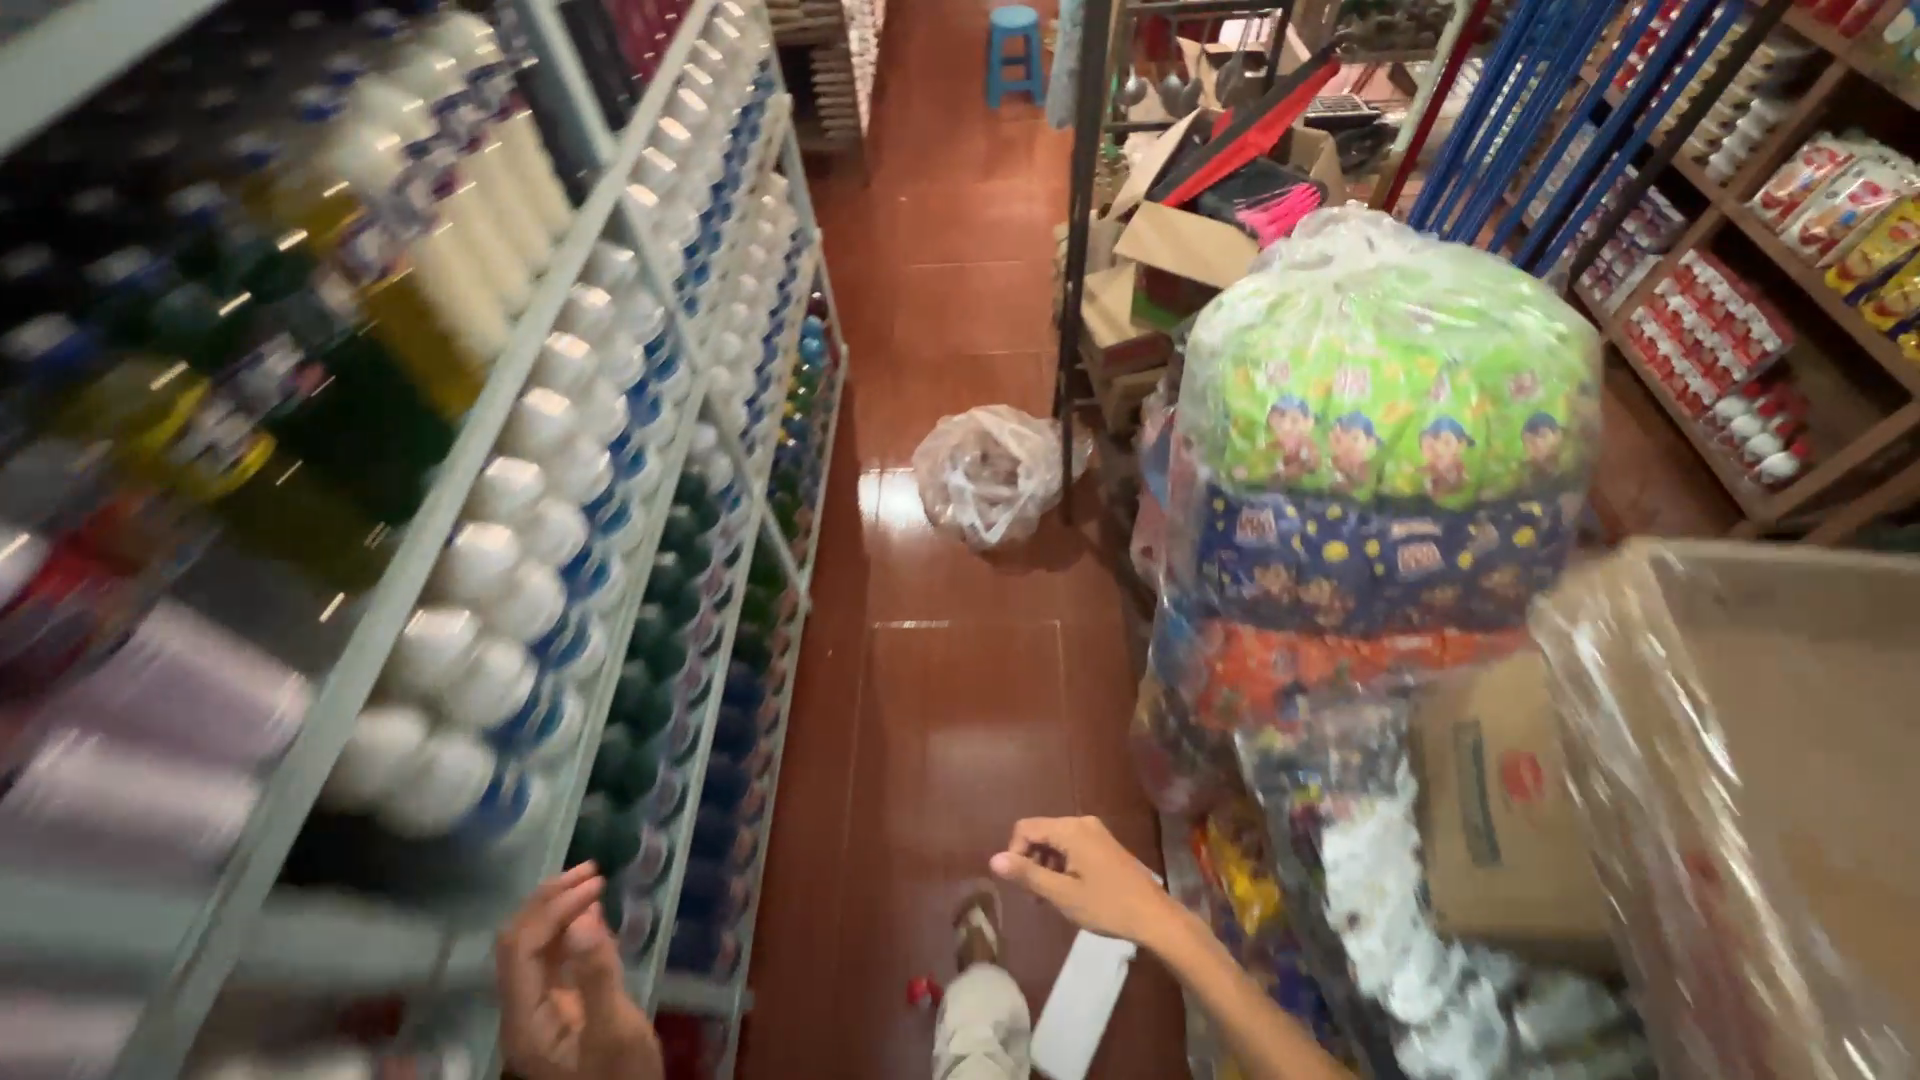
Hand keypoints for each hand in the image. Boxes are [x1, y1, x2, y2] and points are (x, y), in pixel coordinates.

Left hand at [496, 863, 662, 1079]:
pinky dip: (570, 928)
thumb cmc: (623, 1079)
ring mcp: (538, 1012)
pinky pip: (553, 959)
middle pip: (518, 943)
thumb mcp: (616, 1032)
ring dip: (558, 909)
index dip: (553, 909)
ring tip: (593, 881)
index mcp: (524, 1022)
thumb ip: (597, 976)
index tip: (596, 884)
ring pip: (533, 948)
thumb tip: (583, 919)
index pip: (521, 949)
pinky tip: (594, 914)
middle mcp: (521, 1013)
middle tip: (593, 871)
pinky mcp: (558, 1009)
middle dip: (550, 901)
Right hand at [989, 816, 1191, 949]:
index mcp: (1070, 829)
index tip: (1022, 885)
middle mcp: (1082, 822)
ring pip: (1056, 841)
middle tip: (1036, 896)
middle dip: (1031, 861)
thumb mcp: (1062, 894)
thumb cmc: (1107, 906)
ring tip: (1051, 898)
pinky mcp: (1104, 844)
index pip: (1025, 828)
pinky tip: (1069, 891)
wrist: (1155, 917)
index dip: (1015, 853)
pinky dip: (1063, 865)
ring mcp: (1095, 832)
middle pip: (1041, 833)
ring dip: (1046, 865)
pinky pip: (1072, 846)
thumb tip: (994, 860)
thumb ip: (1027, 874)